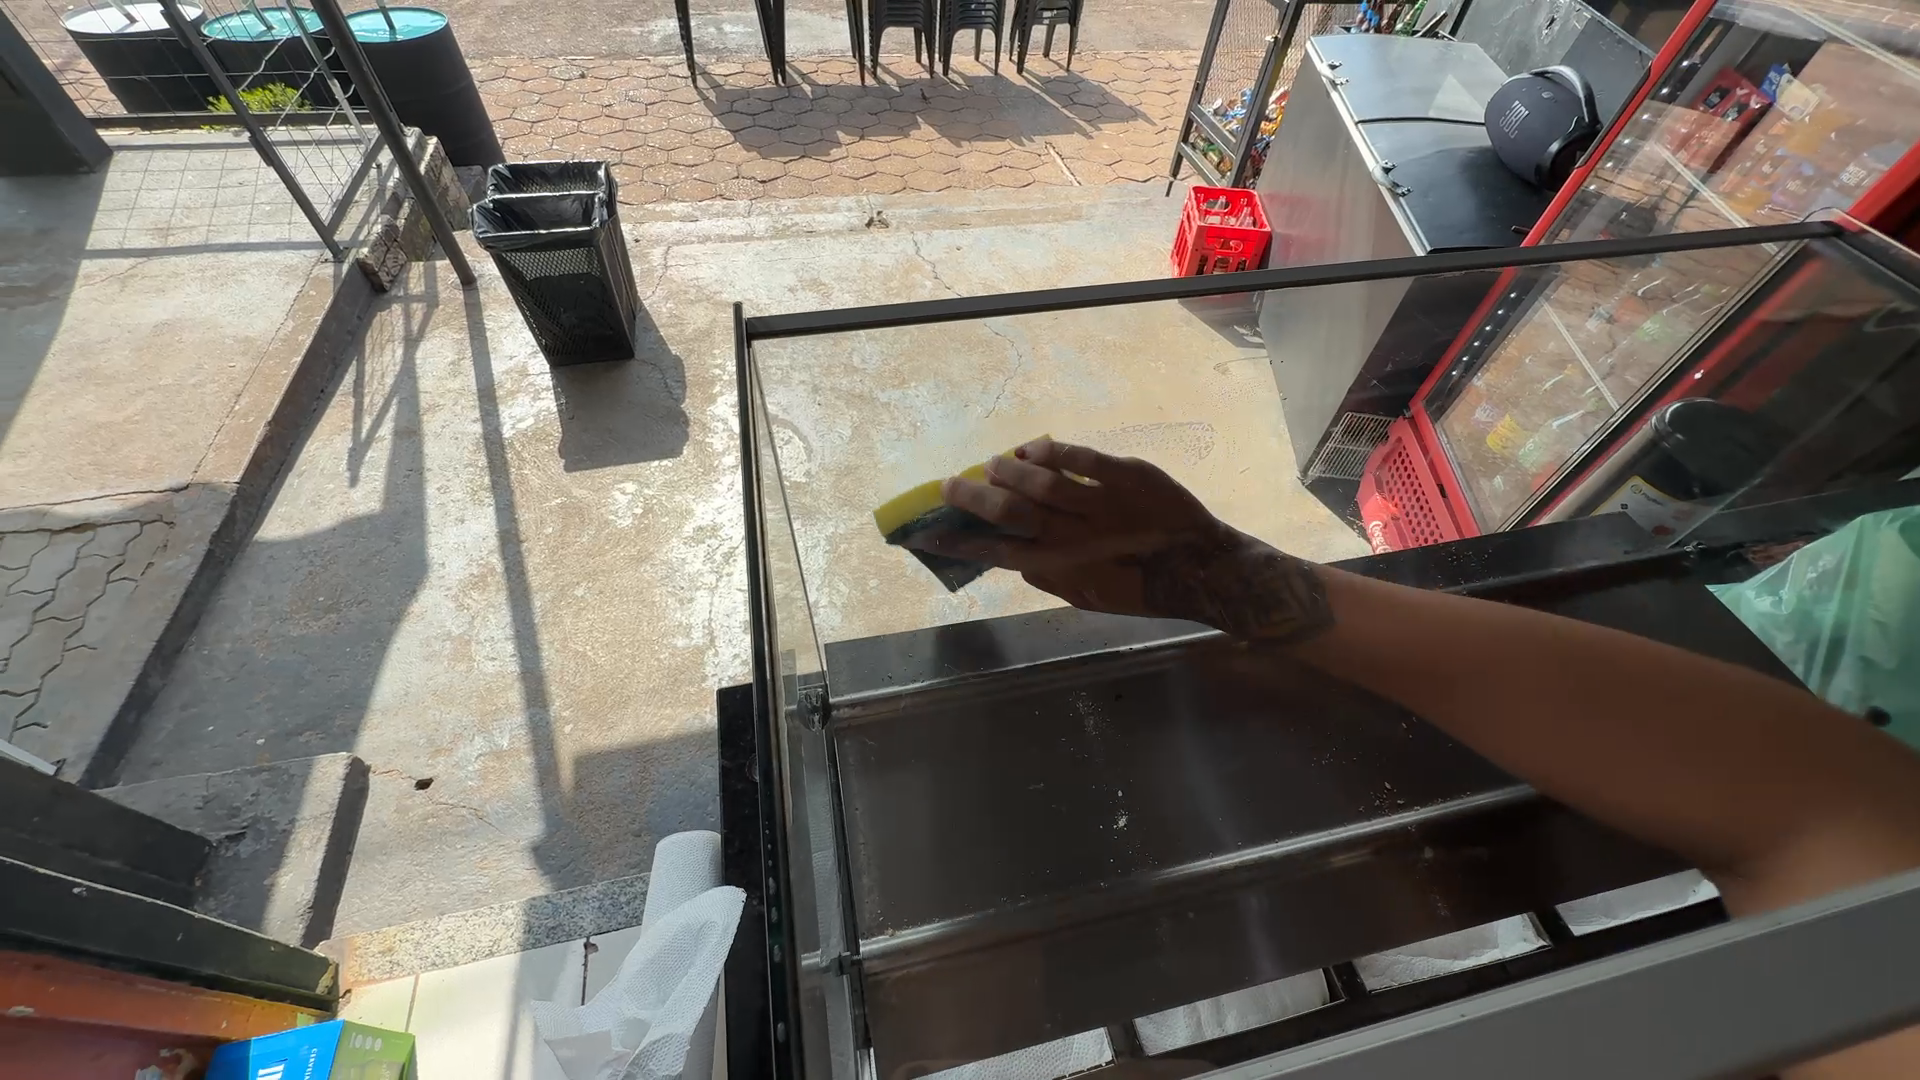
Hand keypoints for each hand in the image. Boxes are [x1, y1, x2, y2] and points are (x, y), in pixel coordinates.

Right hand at [917, 438, 1333, 641]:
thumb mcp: (1087, 599)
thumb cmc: (1140, 590)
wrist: (1204, 569)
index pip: (998, 554)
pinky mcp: (1128, 476)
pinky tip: (1031, 449)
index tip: (928, 533)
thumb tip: (1013, 560)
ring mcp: (1102, 504)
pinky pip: (1081, 459)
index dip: (960, 544)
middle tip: (949, 486)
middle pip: (1010, 513)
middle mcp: (1075, 537)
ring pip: (1040, 482)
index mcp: (1063, 569)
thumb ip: (1048, 580)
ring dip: (1007, 471)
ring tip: (991, 465)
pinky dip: (1050, 452)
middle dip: (971, 499)